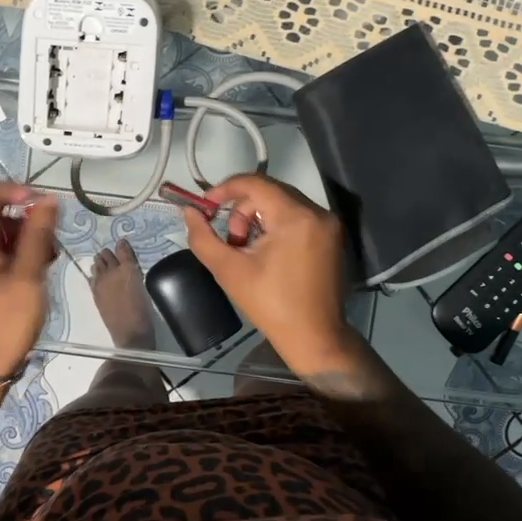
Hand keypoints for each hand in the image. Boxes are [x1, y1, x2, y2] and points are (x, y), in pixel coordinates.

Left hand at [0, 184, 56, 376]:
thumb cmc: (6, 323)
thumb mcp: (28, 276)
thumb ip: (37, 235)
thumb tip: (47, 200)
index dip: (14, 190)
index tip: (43, 204)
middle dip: (26, 217)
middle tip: (52, 237)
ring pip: (0, 232)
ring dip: (27, 236)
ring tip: (50, 257)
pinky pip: (1, 251)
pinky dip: (21, 252)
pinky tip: (41, 268)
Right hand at [182, 174, 354, 372]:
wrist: (314, 337)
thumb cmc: (270, 305)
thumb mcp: (229, 270)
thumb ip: (203, 237)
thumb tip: (189, 212)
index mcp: (294, 218)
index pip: (255, 184)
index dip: (225, 189)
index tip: (206, 205)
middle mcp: (317, 213)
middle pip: (269, 191)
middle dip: (241, 209)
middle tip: (230, 240)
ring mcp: (328, 224)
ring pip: (283, 202)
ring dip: (258, 217)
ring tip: (247, 250)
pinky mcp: (332, 236)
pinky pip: (297, 216)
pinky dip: (276, 225)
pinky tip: (266, 252)